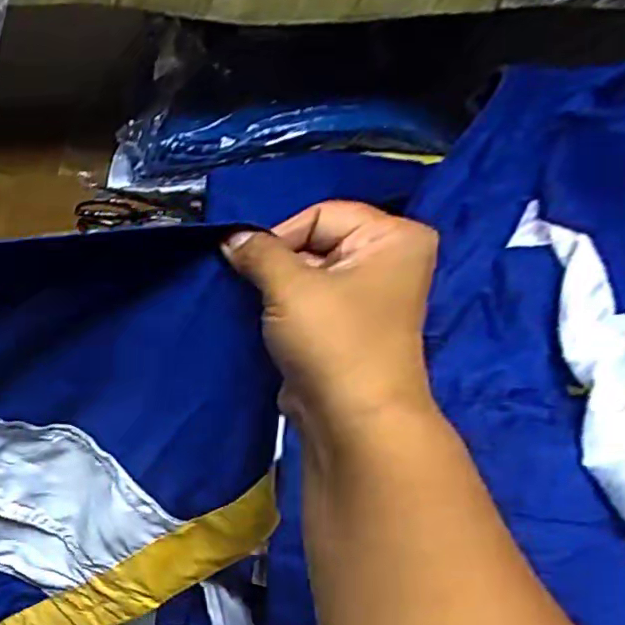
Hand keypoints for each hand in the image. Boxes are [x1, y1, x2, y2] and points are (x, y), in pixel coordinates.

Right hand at [221, 201, 439, 436]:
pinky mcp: (343, 322)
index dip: (279, 237)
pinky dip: (280, 306)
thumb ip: (259, 255)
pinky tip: (264, 322)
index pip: (321, 214)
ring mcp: (366, 292)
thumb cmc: (332, 340)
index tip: (249, 269)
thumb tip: (231, 239)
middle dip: (274, 264)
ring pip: (305, 272)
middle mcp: (387, 257)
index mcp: (394, 236)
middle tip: (251, 291)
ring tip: (258, 309)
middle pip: (313, 241)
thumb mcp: (290, 289)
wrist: (350, 410)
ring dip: (273, 288)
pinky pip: (305, 299)